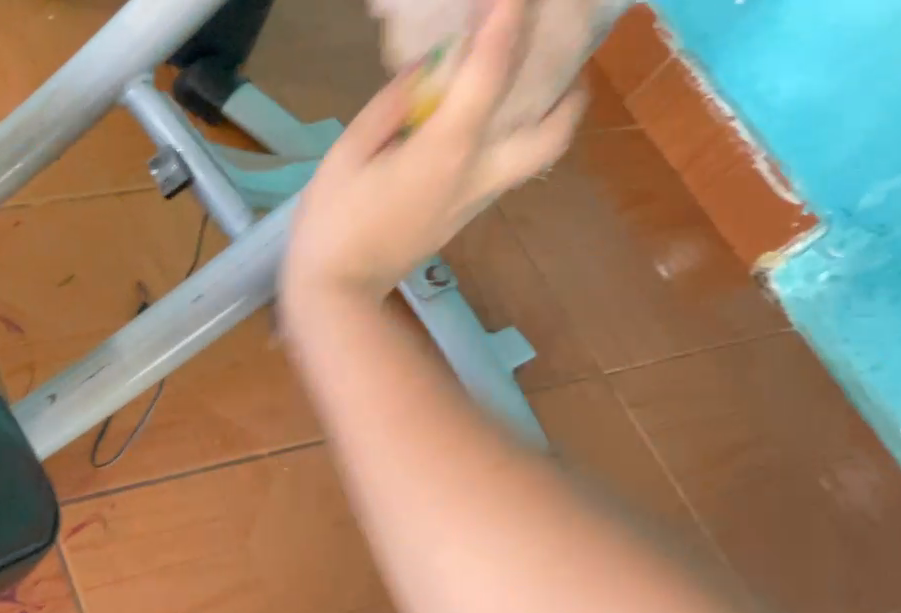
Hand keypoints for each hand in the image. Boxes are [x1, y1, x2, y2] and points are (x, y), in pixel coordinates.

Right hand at [282, 0, 586, 307]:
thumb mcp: (346, 157)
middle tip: (563, 64)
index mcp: (446, 150)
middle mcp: (477, 174)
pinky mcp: (458, 223)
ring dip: (547, 120)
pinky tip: (484, 133)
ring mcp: (472, 204)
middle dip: (570, 92)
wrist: (335, 297)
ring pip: (536, 157)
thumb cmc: (330, 226)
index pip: (492, 72)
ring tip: (532, 94)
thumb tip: (425, 73)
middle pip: (553, 131)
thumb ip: (389, 108)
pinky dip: (511, 144)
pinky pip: (502, 173)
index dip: (507, 22)